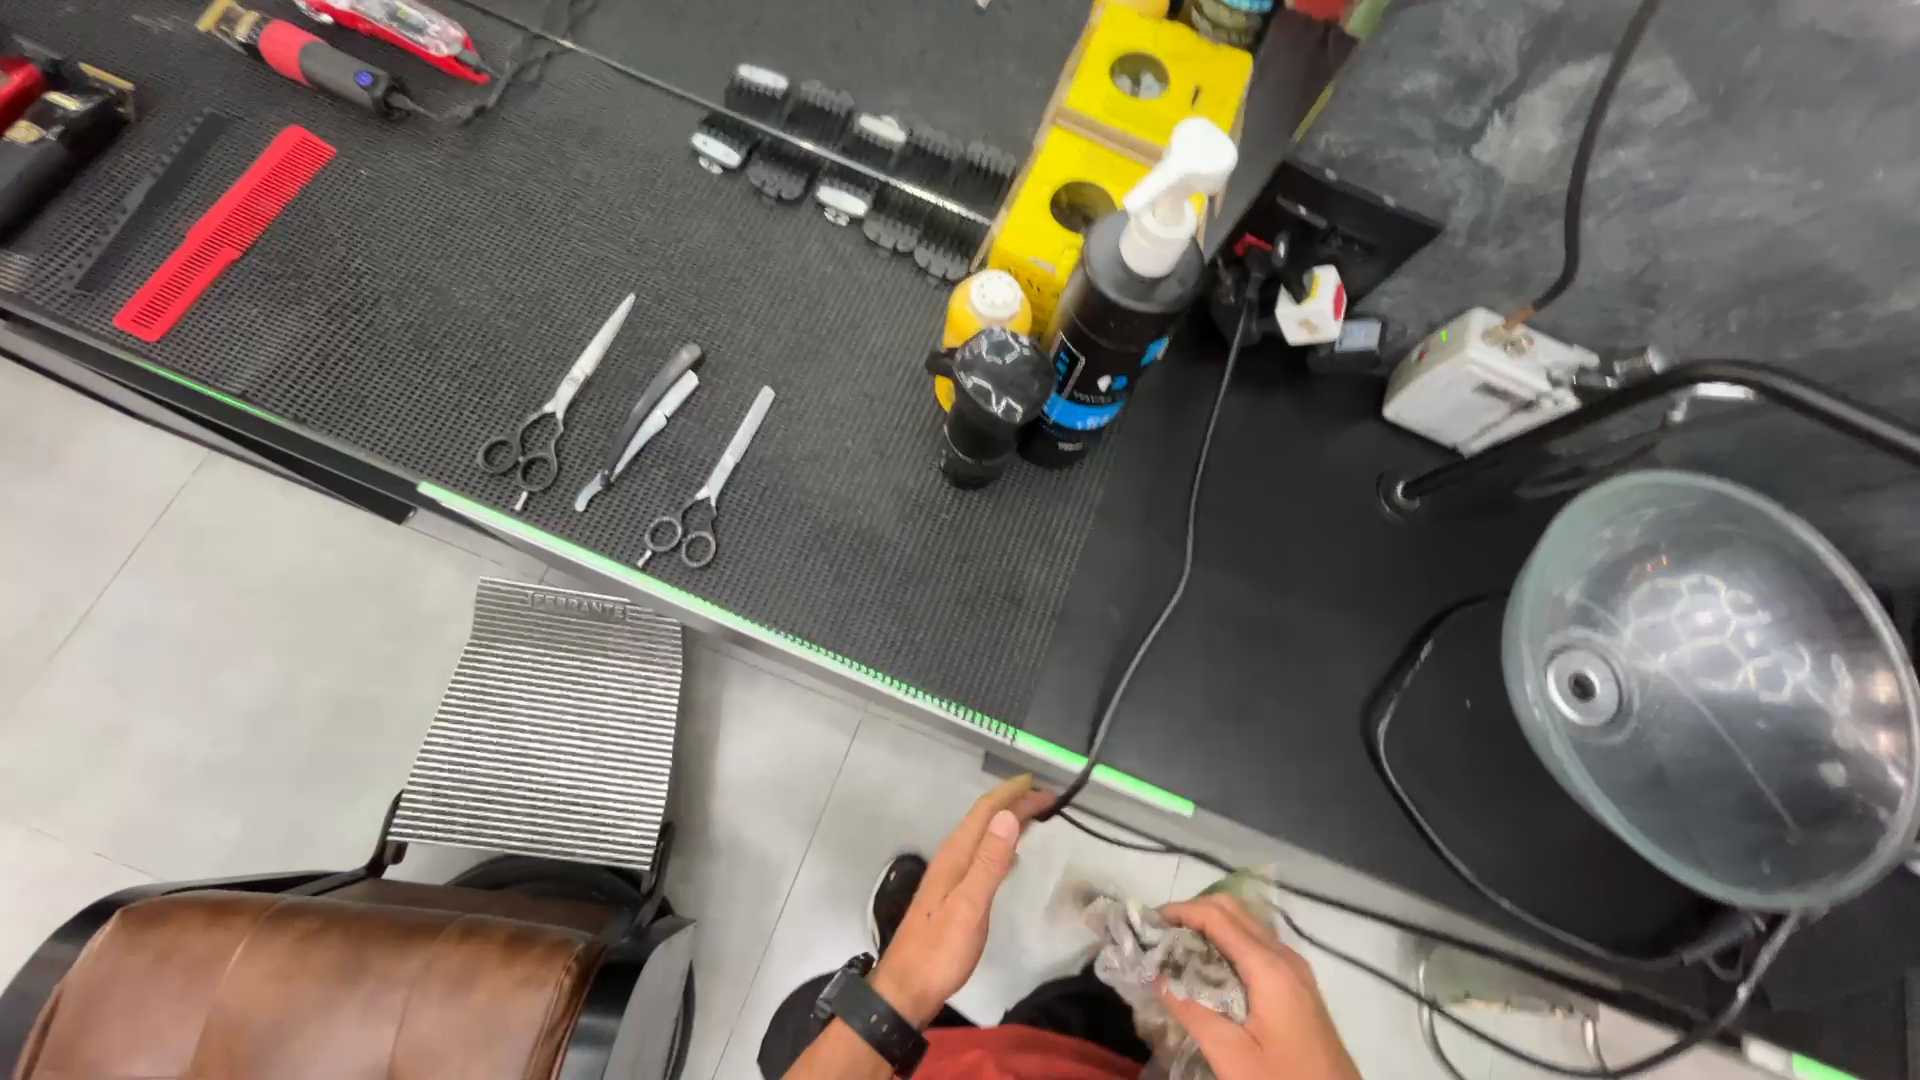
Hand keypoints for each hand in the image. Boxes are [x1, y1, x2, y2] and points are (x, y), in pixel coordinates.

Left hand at [869, 775, 1054, 1026]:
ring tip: (1035, 816)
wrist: (907, 988)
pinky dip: (1001, 844)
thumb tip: (1008, 816)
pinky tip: (1011, 854)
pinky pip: (982, 854)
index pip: (985, 812)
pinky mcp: (954, 892)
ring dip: (1008, 821)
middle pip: (984, 820)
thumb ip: (989, 862)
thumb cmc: (940, 950)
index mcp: (955, 855)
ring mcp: (951, 875)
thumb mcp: (969, 907)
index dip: (1011, 794)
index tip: (1039, 783)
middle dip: (1014, 803)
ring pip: (983, 835)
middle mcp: (952, 858)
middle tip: (1048, 798)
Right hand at [1160, 893, 1361, 1079]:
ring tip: (1178, 947)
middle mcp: (1285, 956)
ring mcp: (1295, 969)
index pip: (1217, 916)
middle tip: (1161, 934)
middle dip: (1193, 912)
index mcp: (1269, 967)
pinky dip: (1228, 941)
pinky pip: (1257, 943)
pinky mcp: (1298, 984)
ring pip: (1246, 923)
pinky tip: (1210, 967)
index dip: (1180, 911)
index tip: (1149, 924)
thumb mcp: (1233, 1058)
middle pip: (1233, 909)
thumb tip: (1159, 979)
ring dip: (1210, 924)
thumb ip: (1193, 1013)